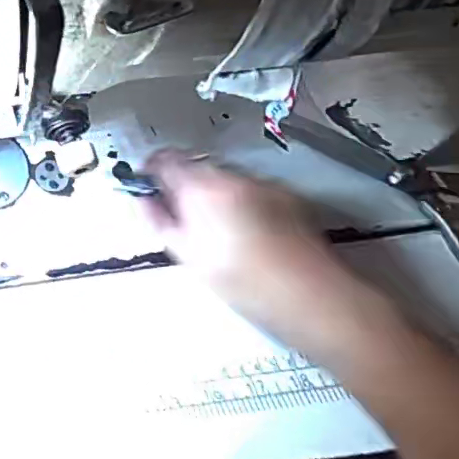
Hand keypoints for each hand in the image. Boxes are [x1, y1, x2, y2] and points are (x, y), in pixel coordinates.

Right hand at [143, 151, 409, 361]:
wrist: (316, 299)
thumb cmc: (242, 281)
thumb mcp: (185, 253)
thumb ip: (157, 218)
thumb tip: (142, 198)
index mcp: (201, 187)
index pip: (163, 159)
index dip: (150, 170)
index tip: (147, 187)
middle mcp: (233, 175)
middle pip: (195, 165)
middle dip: (182, 183)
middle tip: (179, 214)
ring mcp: (265, 183)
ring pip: (223, 176)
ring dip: (211, 190)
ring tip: (214, 225)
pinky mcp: (289, 196)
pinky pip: (250, 188)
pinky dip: (239, 199)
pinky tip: (245, 229)